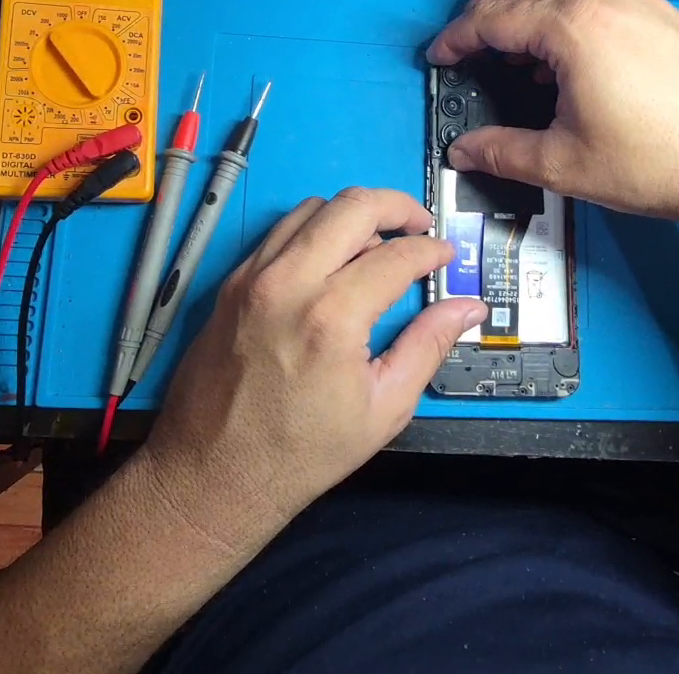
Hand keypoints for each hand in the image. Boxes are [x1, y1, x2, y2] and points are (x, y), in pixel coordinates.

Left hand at [140, 188, 486, 533]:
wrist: (211, 475)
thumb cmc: (301, 454)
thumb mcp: (383, 410)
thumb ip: (429, 346)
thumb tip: (468, 308)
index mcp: (331, 317)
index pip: (397, 254)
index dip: (432, 250)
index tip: (445, 256)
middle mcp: (288, 282)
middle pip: (353, 204)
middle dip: (398, 206)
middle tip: (419, 226)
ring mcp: (253, 276)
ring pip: (313, 207)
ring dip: (354, 214)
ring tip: (378, 244)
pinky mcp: (231, 282)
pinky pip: (280, 231)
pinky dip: (315, 230)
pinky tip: (332, 260)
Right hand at [426, 0, 678, 247]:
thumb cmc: (657, 162)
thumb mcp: (563, 164)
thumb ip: (501, 152)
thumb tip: (461, 152)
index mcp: (571, 26)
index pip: (493, 18)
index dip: (457, 38)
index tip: (439, 58)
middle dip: (484, 4)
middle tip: (471, 44)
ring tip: (517, 48)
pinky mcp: (662, 9)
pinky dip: (563, 4)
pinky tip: (569, 53)